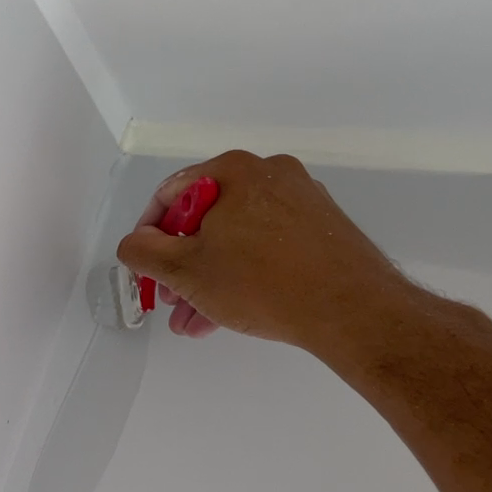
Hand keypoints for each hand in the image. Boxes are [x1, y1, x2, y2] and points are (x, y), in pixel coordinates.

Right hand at [116, 151, 412, 350]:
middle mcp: (271, 175)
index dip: (148, 235)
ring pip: (233, 239)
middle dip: (180, 264)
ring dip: (206, 278)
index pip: (169, 194)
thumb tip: (136, 243)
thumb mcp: (181, 270)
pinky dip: (240, 275)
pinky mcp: (323, 229)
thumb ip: (140, 250)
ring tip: (193, 320)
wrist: (355, 312)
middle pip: (203, 219)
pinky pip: (263, 247)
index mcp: (234, 171)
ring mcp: (301, 201)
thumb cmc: (259, 282)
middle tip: (169, 299)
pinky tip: (224, 313)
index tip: (144, 268)